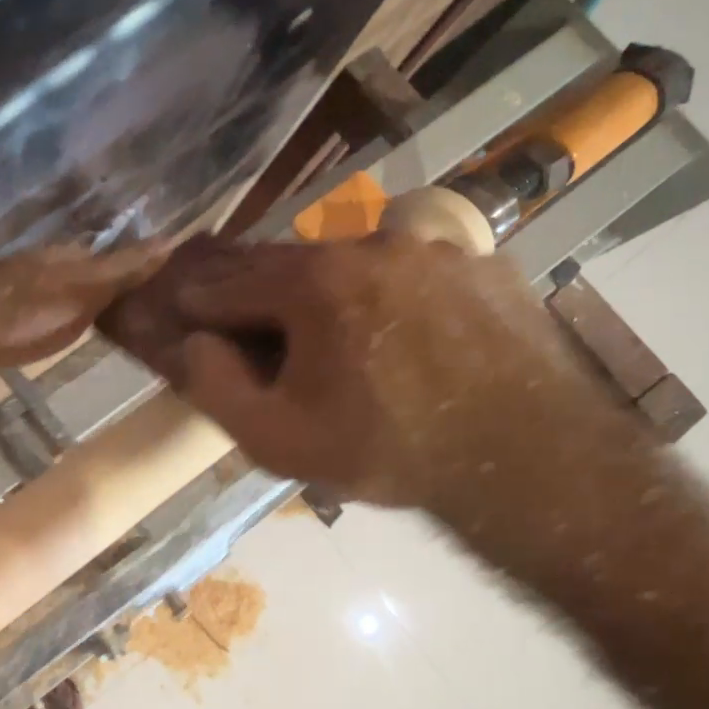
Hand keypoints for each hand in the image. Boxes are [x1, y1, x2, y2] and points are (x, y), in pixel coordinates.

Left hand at [0, 245, 171, 375]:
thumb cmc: (22, 312)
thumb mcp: (82, 291)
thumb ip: (122, 270)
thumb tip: (172, 239)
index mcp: (67, 254)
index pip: (115, 251)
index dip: (141, 262)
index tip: (171, 277)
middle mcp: (43, 263)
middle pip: (87, 268)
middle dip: (113, 280)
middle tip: (148, 303)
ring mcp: (17, 287)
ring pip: (63, 287)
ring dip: (86, 298)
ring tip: (116, 317)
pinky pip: (41, 308)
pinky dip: (59, 315)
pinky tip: (64, 328)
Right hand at [100, 233, 633, 509]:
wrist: (530, 464)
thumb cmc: (387, 453)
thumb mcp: (276, 439)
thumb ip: (213, 385)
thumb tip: (189, 341)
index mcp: (314, 281)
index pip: (224, 283)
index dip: (194, 306)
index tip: (178, 319)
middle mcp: (372, 244)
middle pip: (287, 267)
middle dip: (256, 298)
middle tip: (244, 330)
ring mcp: (436, 248)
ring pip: (351, 266)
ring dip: (323, 296)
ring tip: (327, 341)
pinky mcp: (484, 266)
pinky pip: (411, 274)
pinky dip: (387, 298)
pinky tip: (396, 341)